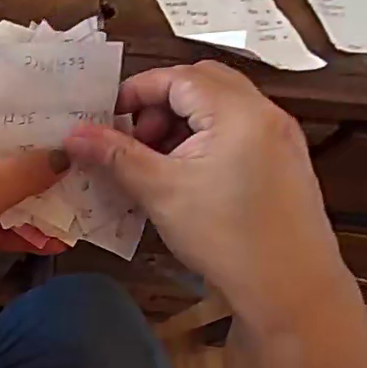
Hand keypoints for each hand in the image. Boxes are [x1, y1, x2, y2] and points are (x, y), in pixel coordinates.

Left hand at [0, 124, 68, 318]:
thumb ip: (27, 169)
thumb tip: (66, 154)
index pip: (0, 119)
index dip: (37, 121)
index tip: (77, 124)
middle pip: (11, 161)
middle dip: (49, 168)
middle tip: (92, 167)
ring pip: (11, 197)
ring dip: (43, 206)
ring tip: (84, 208)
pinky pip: (5, 229)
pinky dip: (28, 234)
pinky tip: (59, 241)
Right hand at [64, 61, 352, 318]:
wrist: (291, 290)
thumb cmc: (229, 239)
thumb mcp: (161, 192)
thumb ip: (115, 156)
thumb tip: (76, 135)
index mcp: (237, 112)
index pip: (177, 77)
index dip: (137, 92)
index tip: (109, 118)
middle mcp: (265, 114)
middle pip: (201, 83)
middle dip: (160, 105)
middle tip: (136, 140)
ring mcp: (280, 137)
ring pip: (221, 108)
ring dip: (183, 123)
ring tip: (158, 163)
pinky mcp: (284, 161)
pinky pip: (238, 131)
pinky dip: (207, 140)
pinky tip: (187, 176)